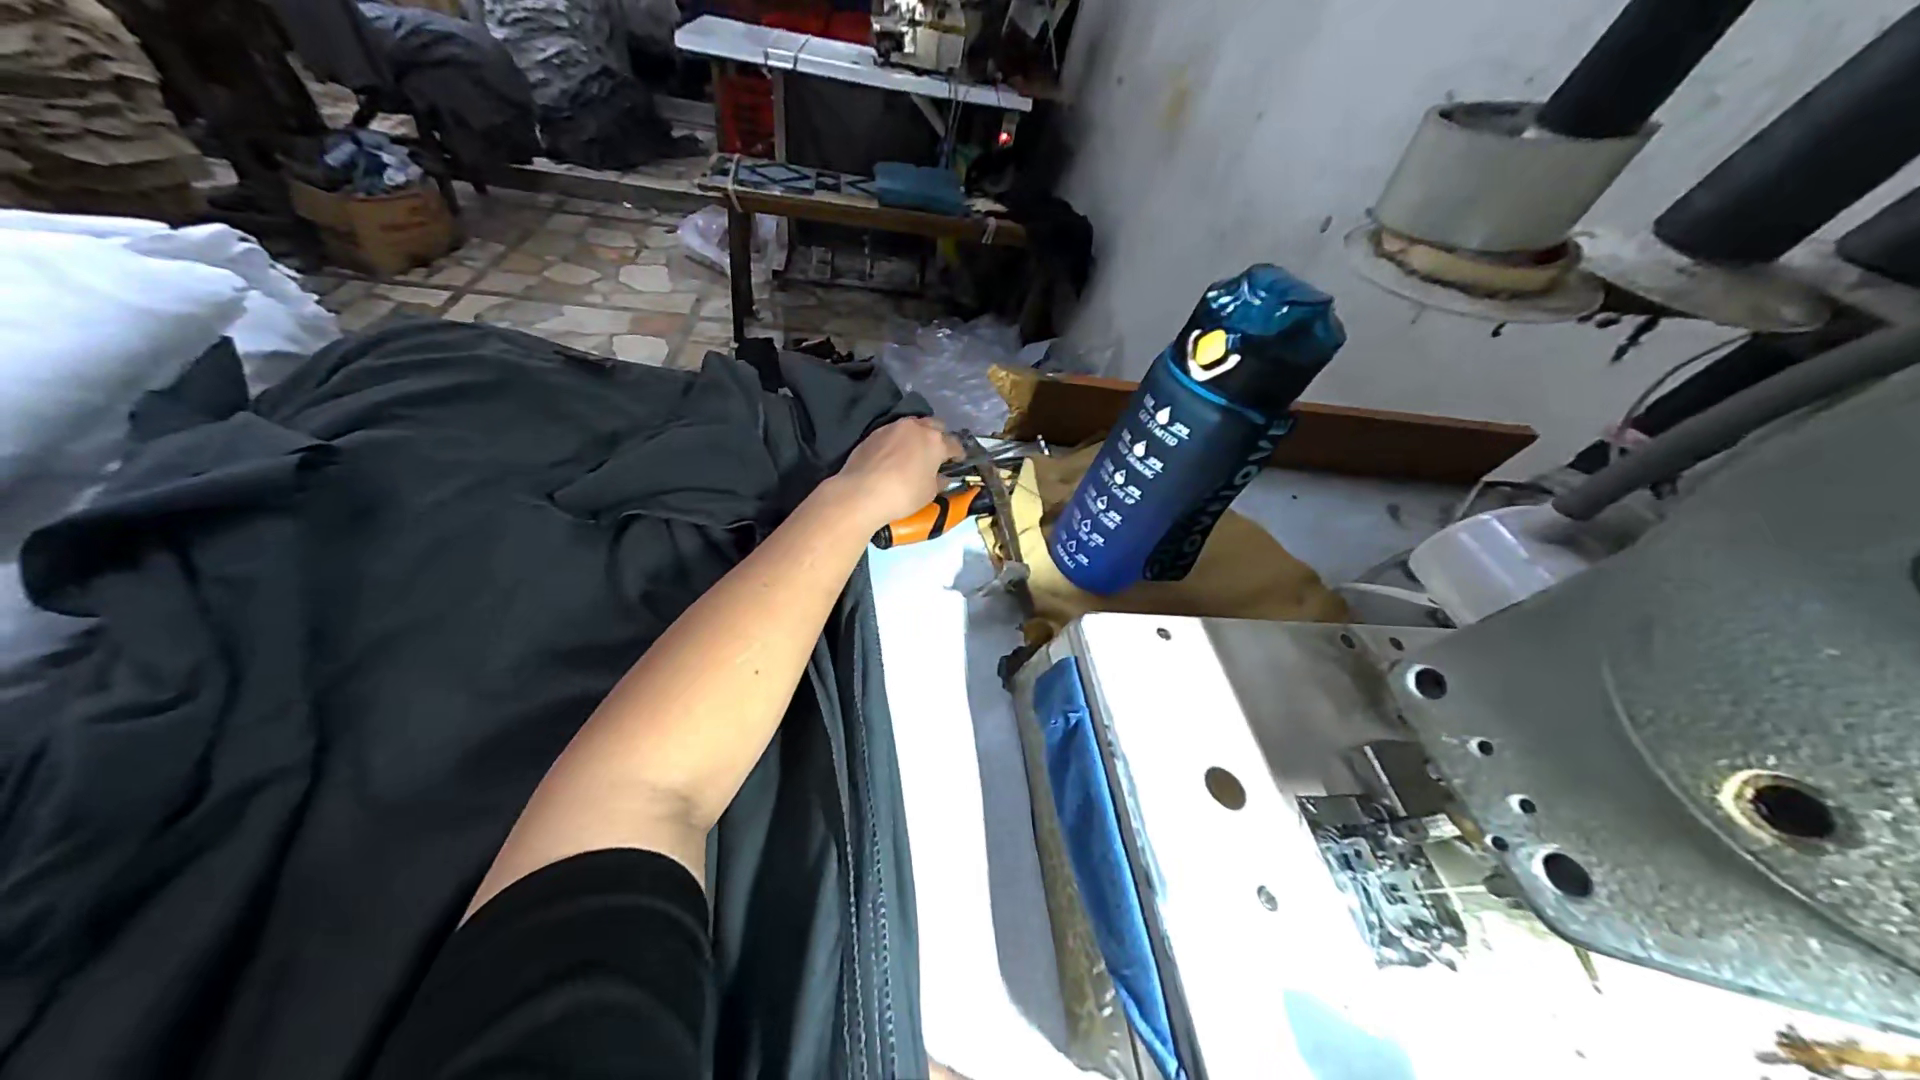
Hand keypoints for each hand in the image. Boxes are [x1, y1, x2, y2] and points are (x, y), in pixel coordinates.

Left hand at [830, 417, 961, 527]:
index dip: (958, 453)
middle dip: (939, 437)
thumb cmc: (903, 494)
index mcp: (935, 441)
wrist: (862, 492)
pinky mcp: (874, 433)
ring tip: (914, 452)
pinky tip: (894, 455)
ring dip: (917, 436)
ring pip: (912, 426)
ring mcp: (893, 428)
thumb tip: (942, 477)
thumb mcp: (929, 493)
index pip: (954, 444)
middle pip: (934, 426)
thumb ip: (939, 480)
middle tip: (936, 453)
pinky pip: (893, 433)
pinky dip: (898, 441)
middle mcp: (916, 428)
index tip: (958, 461)